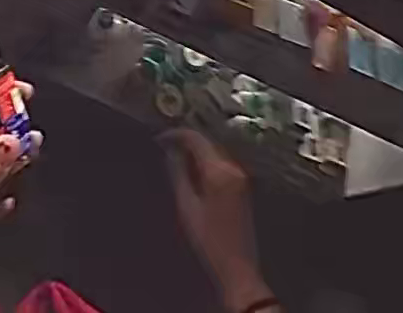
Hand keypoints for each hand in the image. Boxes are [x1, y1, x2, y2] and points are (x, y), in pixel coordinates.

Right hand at [160, 129, 273, 312]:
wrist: (238, 268)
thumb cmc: (209, 242)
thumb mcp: (187, 207)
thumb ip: (178, 174)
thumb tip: (169, 151)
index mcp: (219, 170)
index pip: (196, 139)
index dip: (176, 134)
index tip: (159, 138)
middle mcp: (233, 166)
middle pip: (207, 141)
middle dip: (186, 140)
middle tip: (164, 145)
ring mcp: (240, 174)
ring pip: (214, 150)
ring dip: (196, 149)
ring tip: (174, 155)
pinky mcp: (243, 183)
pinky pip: (222, 161)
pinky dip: (206, 159)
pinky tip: (193, 169)